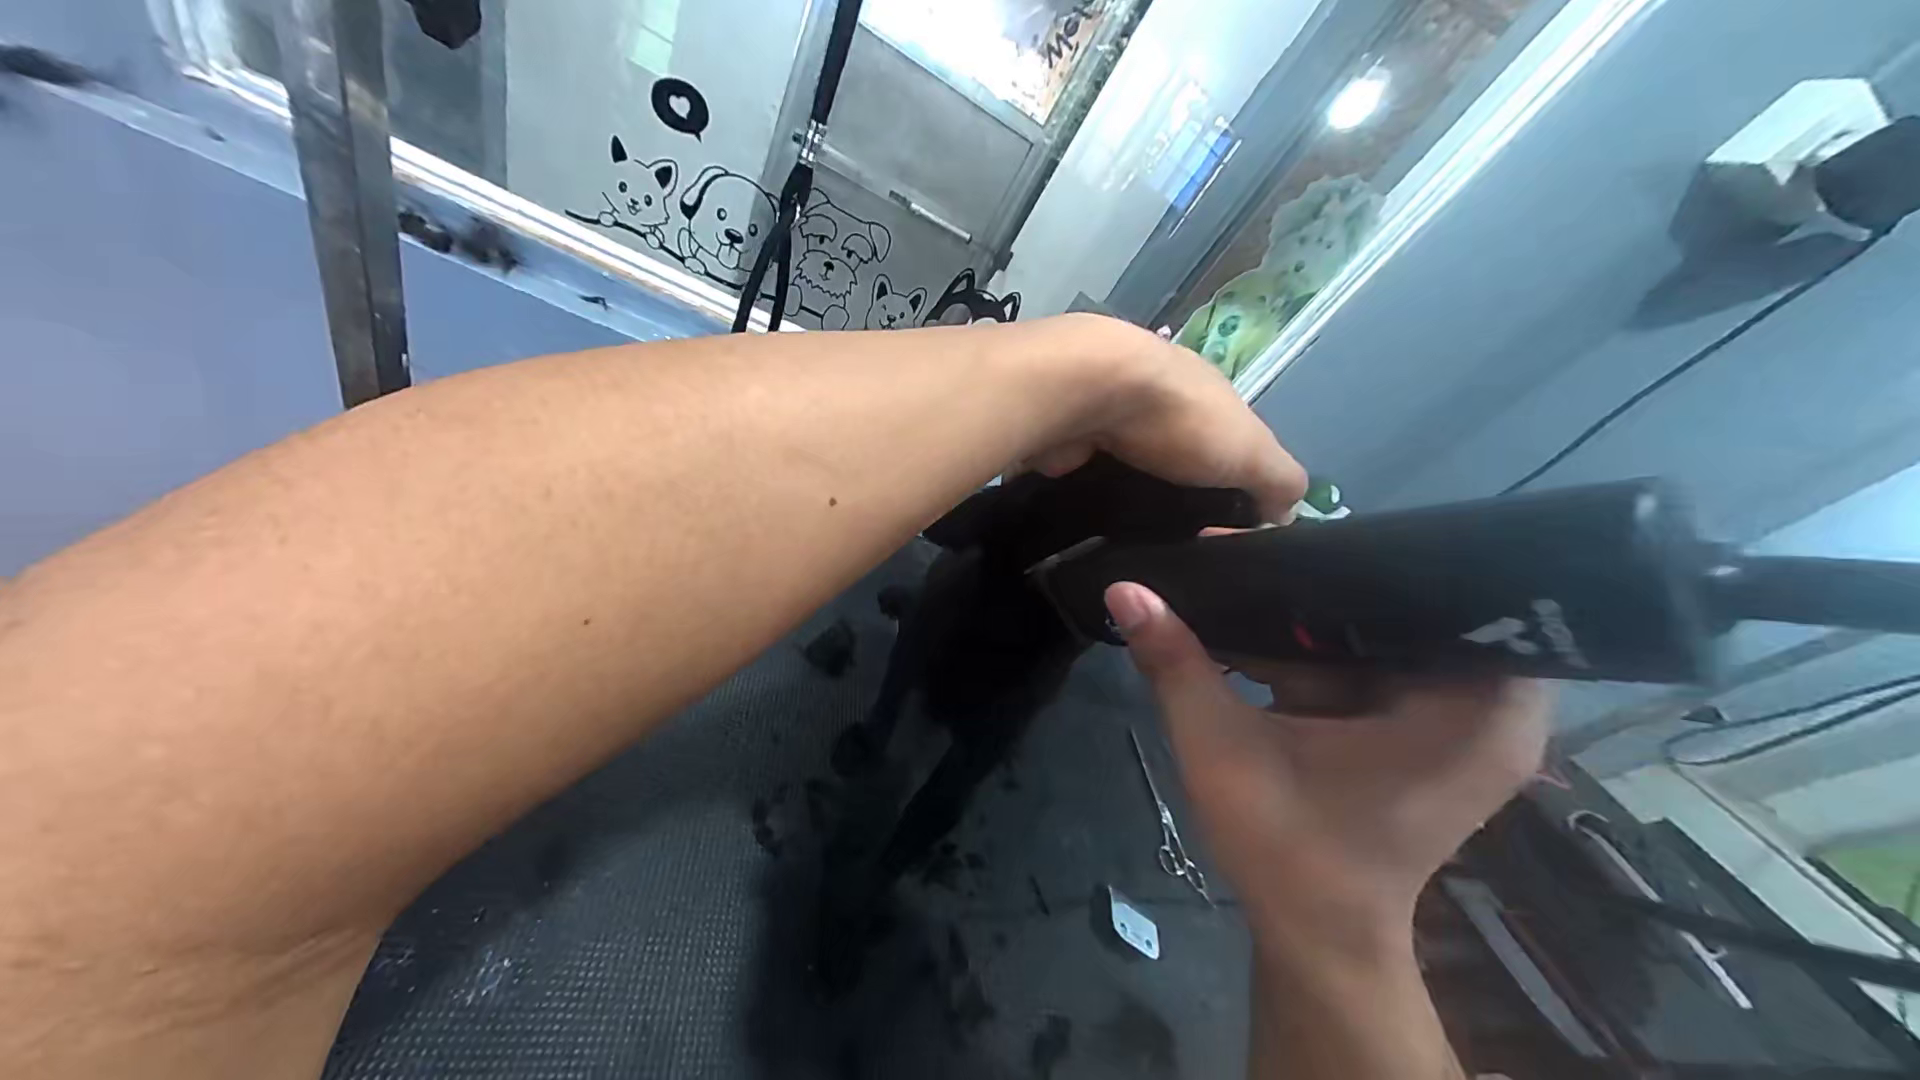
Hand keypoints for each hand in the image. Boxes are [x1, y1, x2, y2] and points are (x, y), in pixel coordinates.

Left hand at [1006, 315, 1306, 521]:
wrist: (1087, 391)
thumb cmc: (1180, 418)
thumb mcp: (1252, 450)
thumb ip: (1278, 479)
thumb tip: (1285, 514)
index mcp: (1204, 397)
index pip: (1224, 448)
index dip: (1227, 489)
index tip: (1219, 534)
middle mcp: (1154, 402)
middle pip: (1171, 462)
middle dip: (1175, 500)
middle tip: (1175, 548)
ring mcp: (1106, 416)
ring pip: (1127, 472)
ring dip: (1133, 502)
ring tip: (1136, 547)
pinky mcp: (1068, 438)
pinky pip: (1088, 477)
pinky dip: (1095, 499)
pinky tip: (1098, 530)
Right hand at [1106, 581, 1548, 951]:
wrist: (1314, 935)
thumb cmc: (1286, 849)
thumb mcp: (1221, 747)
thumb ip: (1175, 663)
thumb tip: (1123, 589)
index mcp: (1466, 705)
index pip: (1424, 588)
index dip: (1346, 556)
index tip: (1272, 534)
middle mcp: (1485, 703)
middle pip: (1398, 604)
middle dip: (1317, 580)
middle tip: (1244, 544)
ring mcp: (1455, 717)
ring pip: (1376, 631)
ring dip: (1310, 612)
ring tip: (1243, 568)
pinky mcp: (1419, 727)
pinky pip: (1367, 660)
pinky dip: (1314, 647)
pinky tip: (1261, 620)